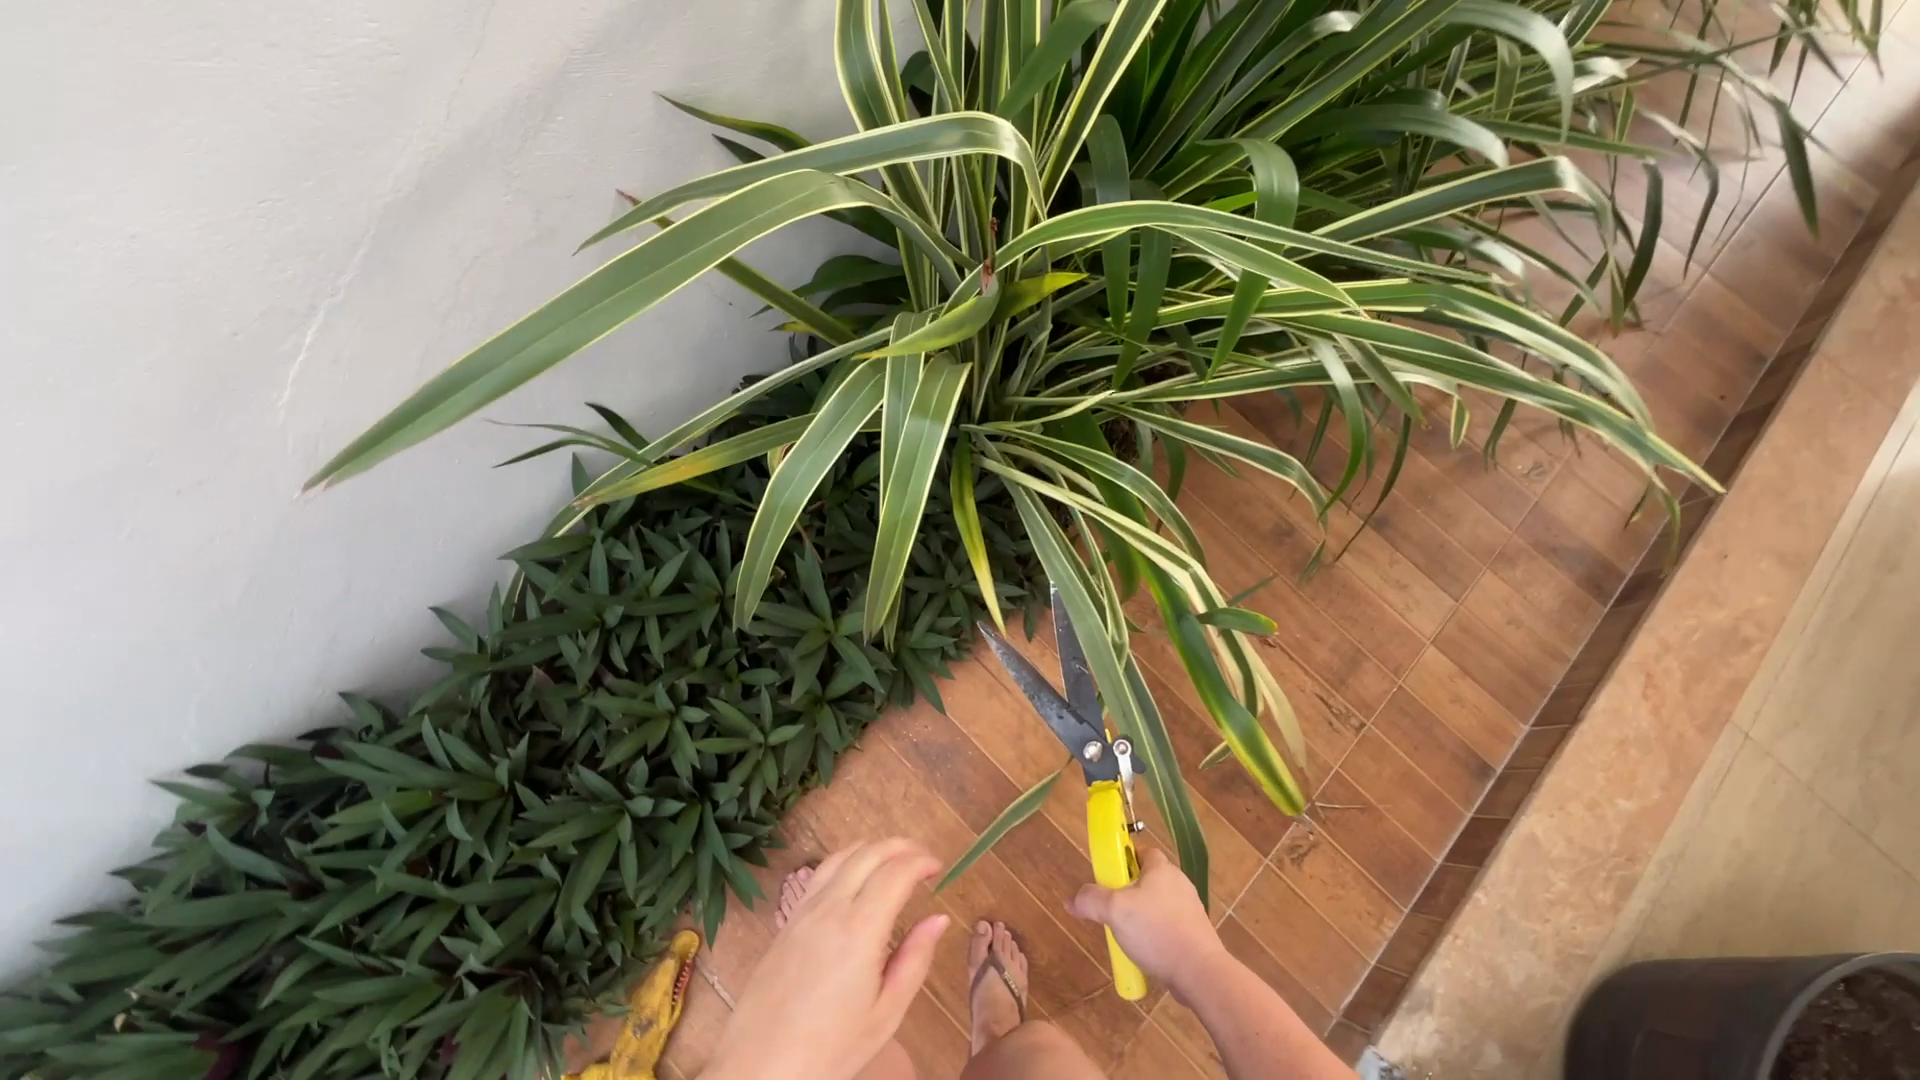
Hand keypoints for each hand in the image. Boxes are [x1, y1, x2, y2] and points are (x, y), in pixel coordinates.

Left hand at [704, 839, 949, 1079]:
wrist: (760, 1068)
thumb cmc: (830, 1049)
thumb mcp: (885, 1014)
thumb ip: (915, 960)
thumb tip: (938, 919)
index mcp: (859, 930)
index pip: (896, 872)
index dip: (921, 861)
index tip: (938, 868)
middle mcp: (830, 909)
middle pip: (868, 853)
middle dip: (900, 846)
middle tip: (922, 858)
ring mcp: (803, 912)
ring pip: (840, 856)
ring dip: (871, 848)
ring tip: (893, 860)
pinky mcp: (786, 922)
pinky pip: (819, 875)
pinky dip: (845, 862)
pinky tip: (855, 879)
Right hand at [1066, 847, 1227, 1002]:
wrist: (1199, 972)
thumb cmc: (1156, 930)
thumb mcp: (1114, 910)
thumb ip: (1090, 900)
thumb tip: (1072, 900)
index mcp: (1161, 868)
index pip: (1141, 851)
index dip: (1122, 859)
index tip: (1108, 876)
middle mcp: (1178, 883)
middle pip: (1147, 879)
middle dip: (1128, 892)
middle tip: (1111, 908)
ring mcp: (1189, 909)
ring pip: (1157, 905)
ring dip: (1140, 916)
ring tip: (1126, 935)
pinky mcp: (1195, 933)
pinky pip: (1167, 927)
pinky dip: (1154, 935)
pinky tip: (1144, 952)